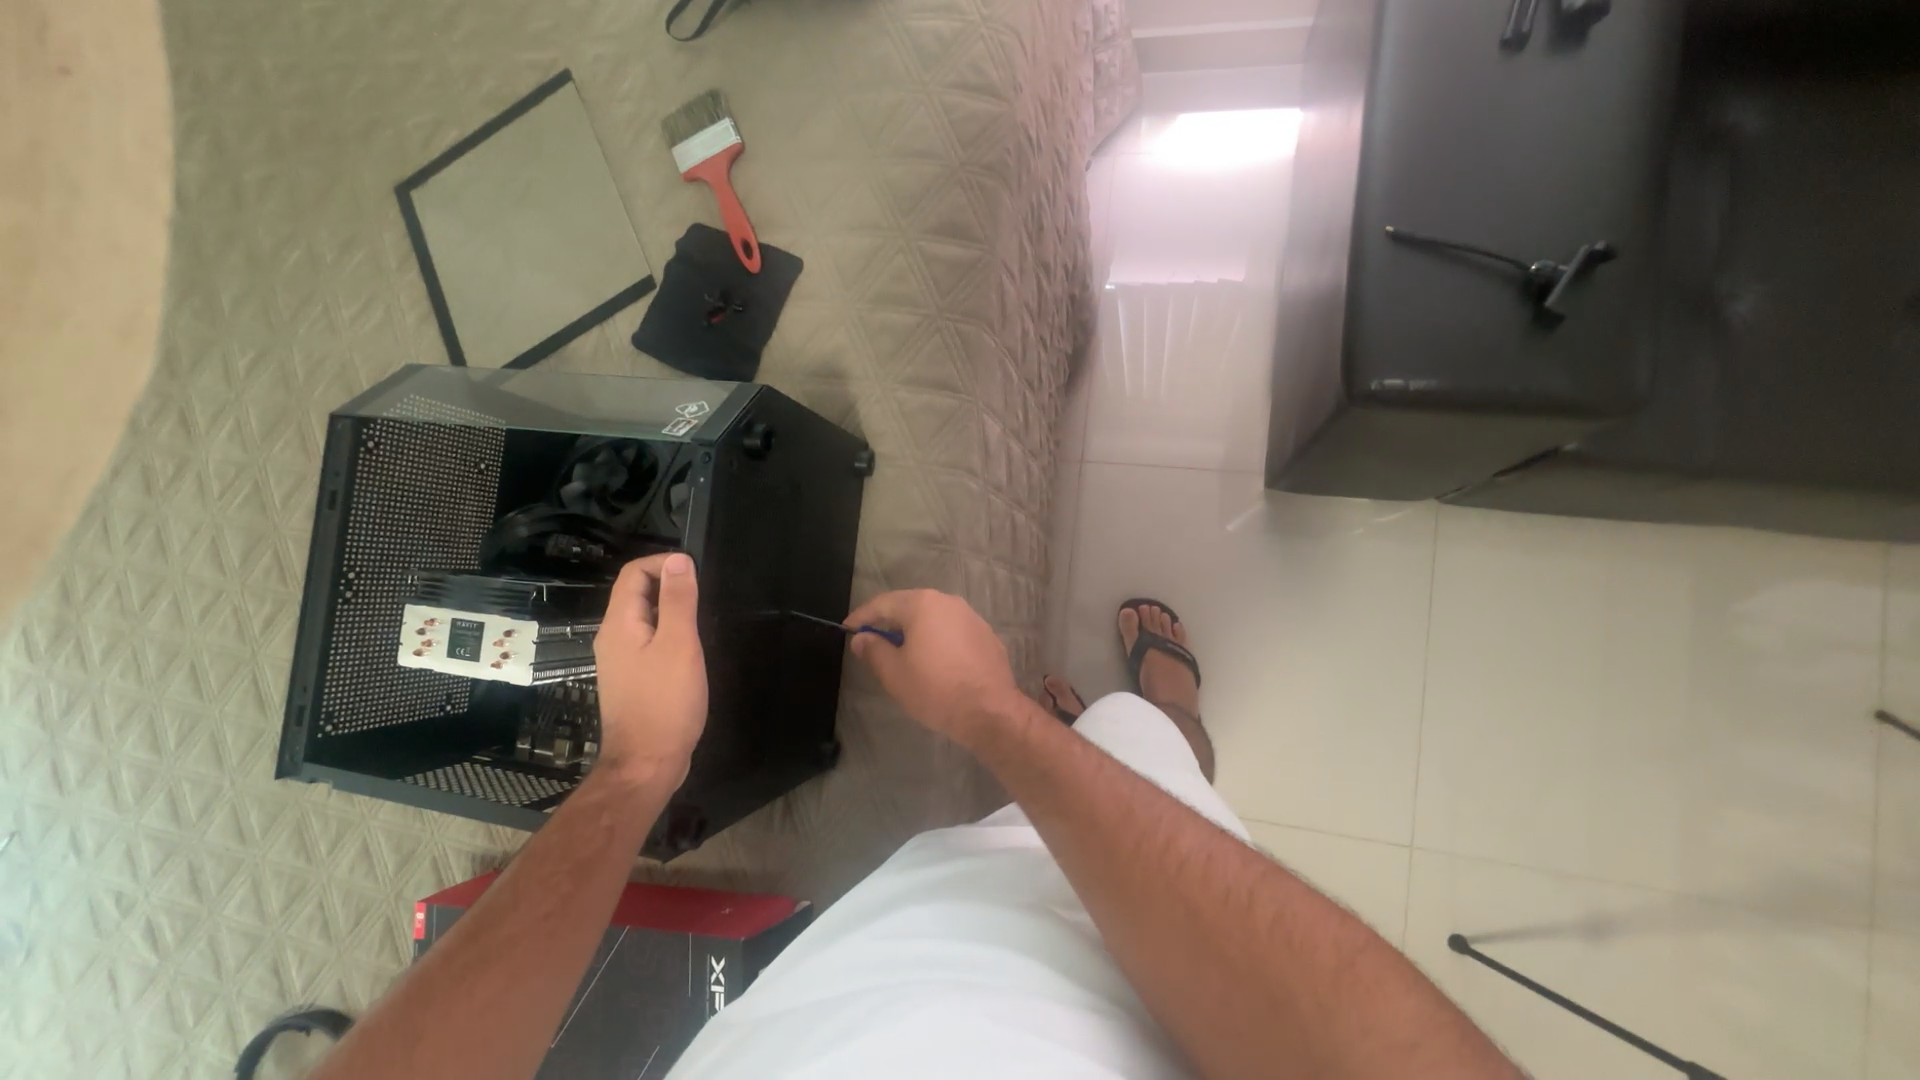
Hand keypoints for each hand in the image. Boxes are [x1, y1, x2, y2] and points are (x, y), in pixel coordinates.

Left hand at [592, 553, 707, 786]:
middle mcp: (613, 638)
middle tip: (705, 595)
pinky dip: (668, 634)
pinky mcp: (632, 680)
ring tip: (702, 619)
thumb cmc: (665, 703)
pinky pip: (648, 642)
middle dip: (669, 584)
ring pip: (644, 619)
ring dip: (671, 610)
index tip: (697, 572)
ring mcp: (620, 661)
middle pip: (636, 594)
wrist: (647, 763)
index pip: (633, 574)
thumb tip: (679, 560)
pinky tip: (690, 650)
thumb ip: (678, 601)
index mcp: (619, 625)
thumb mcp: (679, 645)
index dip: (663, 563)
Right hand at [844, 589, 1026, 746]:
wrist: (989, 711)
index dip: (862, 616)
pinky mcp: (987, 636)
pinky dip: (938, 640)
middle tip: (873, 640)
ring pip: (934, 619)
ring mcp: (972, 617)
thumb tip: (862, 638)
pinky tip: (934, 661)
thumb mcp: (894, 673)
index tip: (848, 628)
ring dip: (915, 631)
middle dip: (890, 622)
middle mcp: (949, 602)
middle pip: (911, 606)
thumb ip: (874, 650)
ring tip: (902, 652)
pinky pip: (953, 631)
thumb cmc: (935, 689)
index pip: (883, 603)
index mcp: (923, 605)